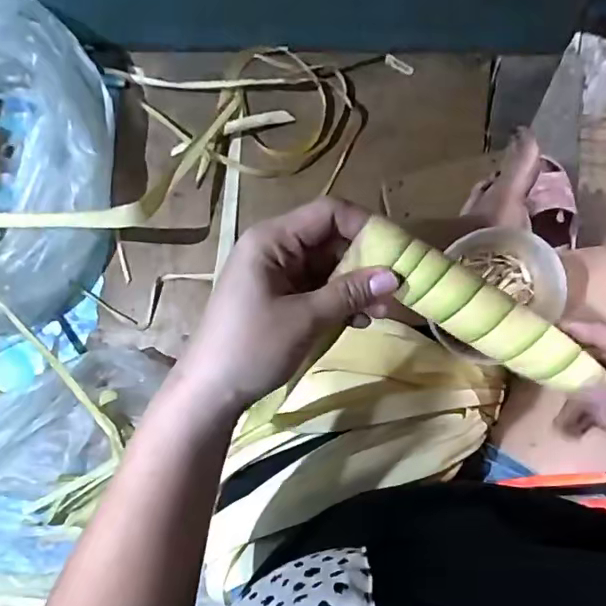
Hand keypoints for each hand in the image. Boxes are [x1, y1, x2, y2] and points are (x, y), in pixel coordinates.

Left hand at [172, 197, 397, 413]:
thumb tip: (394, 276)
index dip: (365, 227)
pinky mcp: (276, 300)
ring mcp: (274, 276)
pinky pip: (315, 290)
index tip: (396, 255)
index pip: (328, 213)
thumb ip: (348, 293)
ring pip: (326, 268)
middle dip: (364, 263)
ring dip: (355, 286)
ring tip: (381, 312)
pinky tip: (358, 321)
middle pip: (329, 240)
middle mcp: (273, 250)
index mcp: (271, 240)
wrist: (209, 391)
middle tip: (395, 290)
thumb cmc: (252, 348)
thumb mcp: (305, 319)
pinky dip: (337, 302)